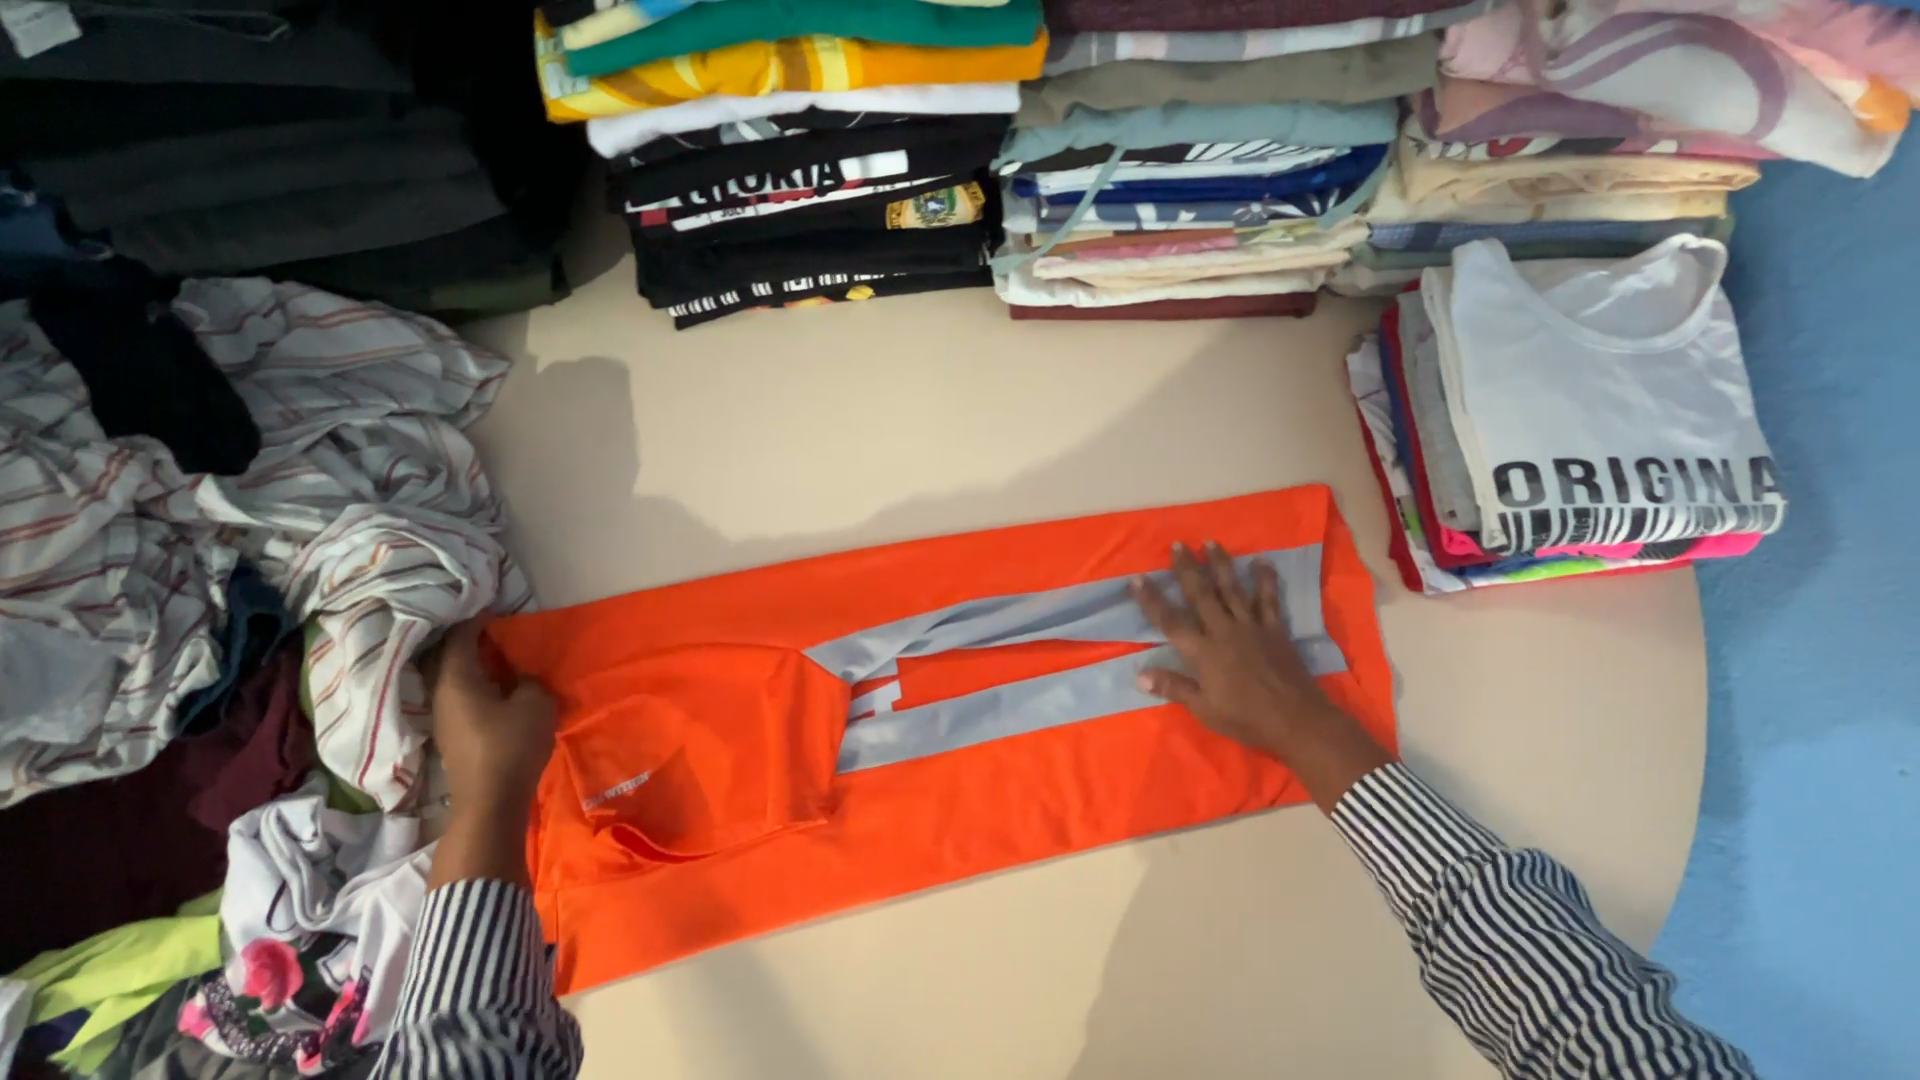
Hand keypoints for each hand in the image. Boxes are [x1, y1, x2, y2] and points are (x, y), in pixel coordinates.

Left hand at [428, 617, 555, 818]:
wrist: (491, 801)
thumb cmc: (511, 743)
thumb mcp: (535, 702)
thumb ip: (527, 681)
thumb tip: (518, 679)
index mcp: (455, 679)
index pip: (460, 638)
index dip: (477, 620)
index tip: (497, 610)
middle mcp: (440, 694)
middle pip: (450, 658)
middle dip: (472, 643)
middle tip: (500, 633)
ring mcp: (443, 718)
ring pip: (455, 680)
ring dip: (476, 667)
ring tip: (503, 660)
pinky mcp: (452, 735)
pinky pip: (461, 698)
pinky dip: (478, 686)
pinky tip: (499, 690)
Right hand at [1131, 542, 1346, 759]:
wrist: (1297, 720)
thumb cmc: (1246, 718)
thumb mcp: (1204, 709)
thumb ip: (1174, 687)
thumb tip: (1139, 675)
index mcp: (1203, 652)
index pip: (1171, 621)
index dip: (1152, 600)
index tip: (1137, 578)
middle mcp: (1224, 631)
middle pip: (1201, 595)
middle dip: (1187, 569)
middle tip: (1178, 545)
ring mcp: (1252, 627)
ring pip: (1232, 589)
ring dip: (1221, 564)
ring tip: (1211, 542)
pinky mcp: (1275, 630)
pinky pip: (1269, 600)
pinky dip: (1265, 580)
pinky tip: (1262, 561)